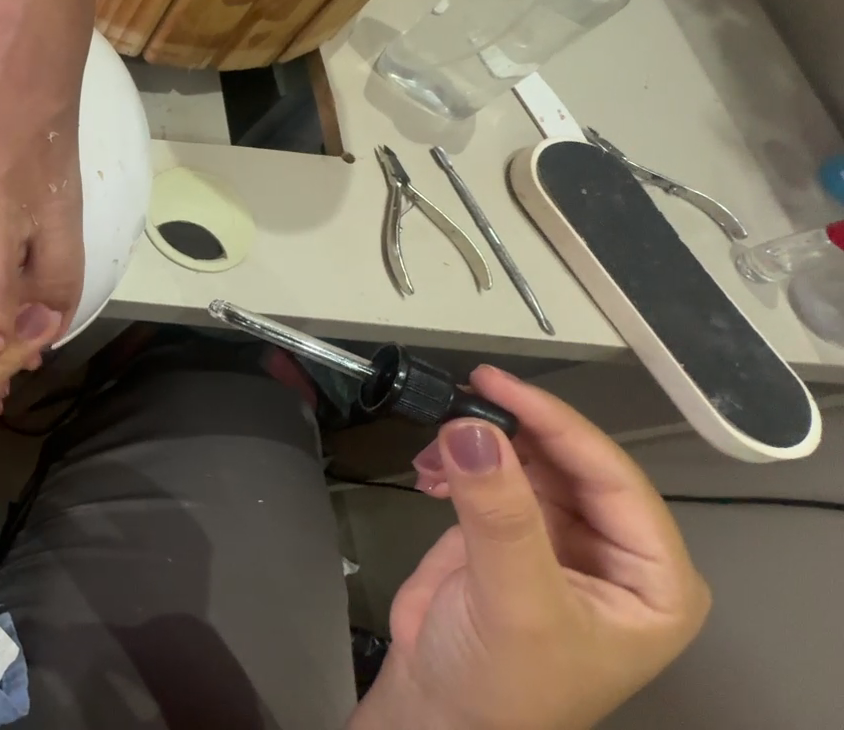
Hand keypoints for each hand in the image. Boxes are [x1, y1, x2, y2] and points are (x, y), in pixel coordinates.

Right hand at [351, 367, 710, 729]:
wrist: (441, 706)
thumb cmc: (506, 679)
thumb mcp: (515, 602)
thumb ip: (500, 515)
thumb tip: (472, 429)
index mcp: (653, 576)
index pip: (614, 479)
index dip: (558, 425)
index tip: (497, 384)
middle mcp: (611, 550)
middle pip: (569, 463)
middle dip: (513, 432)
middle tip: (458, 401)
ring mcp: (553, 539)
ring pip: (525, 463)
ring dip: (478, 446)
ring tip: (434, 452)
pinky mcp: (501, 533)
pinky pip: (487, 477)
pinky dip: (454, 463)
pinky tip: (429, 473)